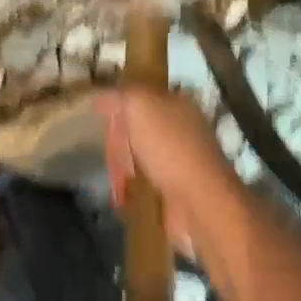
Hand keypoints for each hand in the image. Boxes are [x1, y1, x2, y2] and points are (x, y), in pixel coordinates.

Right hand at [95, 87, 241, 254]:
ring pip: (138, 157)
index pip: (140, 94)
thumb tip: (99, 97)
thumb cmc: (170, 148)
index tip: (99, 116)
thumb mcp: (140, 105)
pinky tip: (122, 196)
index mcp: (177, 104)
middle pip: (136, 128)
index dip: (118, 104)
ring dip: (121, 168)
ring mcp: (180, 162)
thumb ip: (119, 94)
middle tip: (109, 153)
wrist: (201, 206)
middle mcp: (181, 129)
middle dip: (118, 141)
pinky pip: (144, 184)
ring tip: (115, 181)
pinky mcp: (176, 192)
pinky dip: (130, 190)